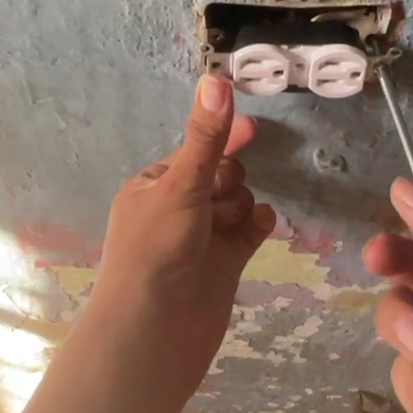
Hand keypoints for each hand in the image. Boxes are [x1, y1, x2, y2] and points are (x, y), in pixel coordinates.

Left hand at [87, 74, 277, 400]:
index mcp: (153, 186)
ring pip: (236, 201)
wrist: (154, 334)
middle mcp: (176, 208)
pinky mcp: (224, 264)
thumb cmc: (156, 251)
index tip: (252, 129)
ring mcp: (201, 237)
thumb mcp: (181, 185)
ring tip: (229, 225)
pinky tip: (259, 230)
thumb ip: (205, 136)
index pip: (194, 150)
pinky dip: (256, 226)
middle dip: (227, 178)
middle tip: (218, 198)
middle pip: (219, 174)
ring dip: (240, 204)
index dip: (222, 137)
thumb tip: (215, 78)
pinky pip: (249, 231)